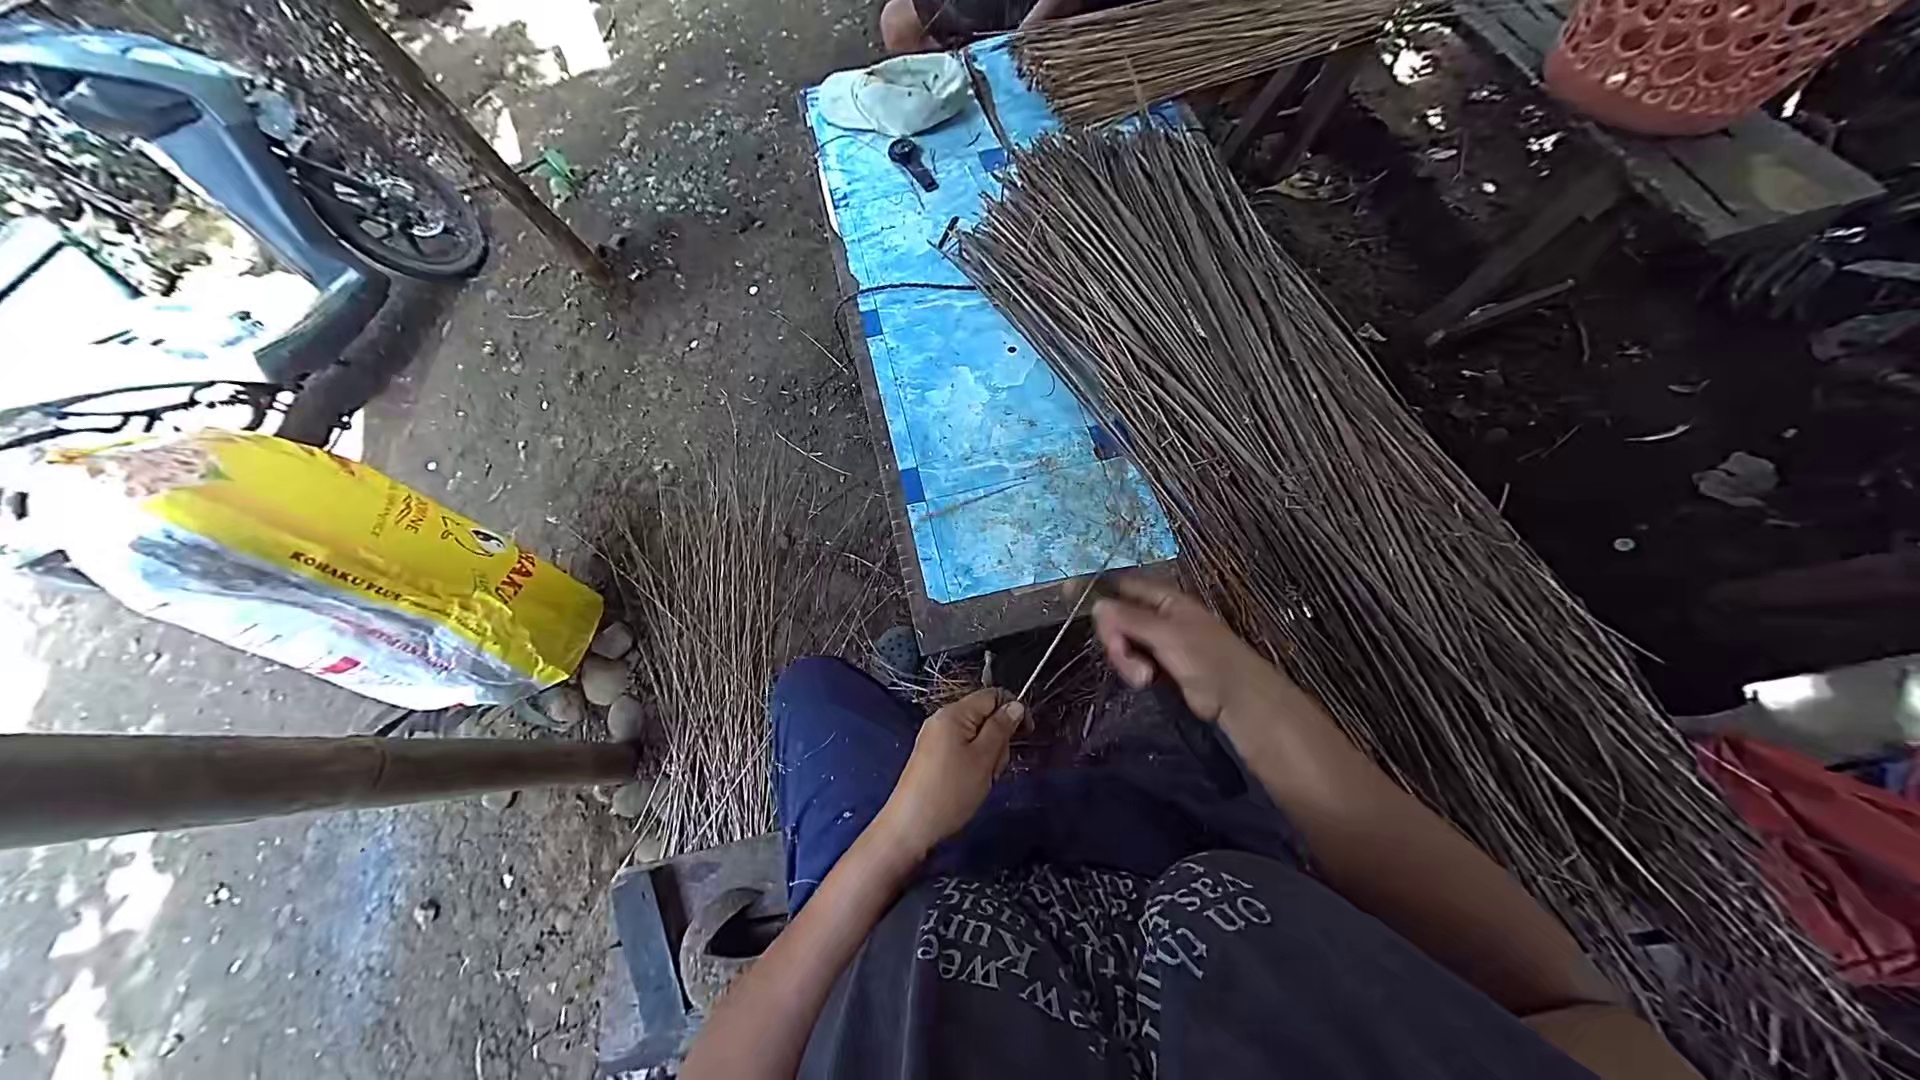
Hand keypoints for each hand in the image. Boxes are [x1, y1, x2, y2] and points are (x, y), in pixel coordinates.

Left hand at [874, 688, 1023, 858]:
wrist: (910, 827)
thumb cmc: (950, 791)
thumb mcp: (983, 758)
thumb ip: (1001, 728)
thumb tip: (1016, 705)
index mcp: (953, 713)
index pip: (992, 695)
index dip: (1013, 710)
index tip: (1026, 734)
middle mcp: (942, 719)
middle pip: (985, 716)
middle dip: (998, 740)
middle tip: (992, 767)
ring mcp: (936, 738)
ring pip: (976, 736)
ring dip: (987, 756)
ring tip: (981, 780)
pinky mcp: (933, 756)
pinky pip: (963, 750)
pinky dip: (973, 764)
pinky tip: (970, 785)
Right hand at [1092, 576, 1296, 726]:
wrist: (1235, 698)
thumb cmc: (1206, 658)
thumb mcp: (1166, 634)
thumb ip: (1130, 619)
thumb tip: (1096, 604)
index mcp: (1167, 600)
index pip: (1127, 587)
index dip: (1107, 595)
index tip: (1087, 610)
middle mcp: (1160, 616)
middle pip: (1120, 617)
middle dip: (1116, 636)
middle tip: (1120, 652)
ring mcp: (1159, 641)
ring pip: (1124, 641)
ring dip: (1125, 658)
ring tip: (1142, 676)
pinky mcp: (1158, 664)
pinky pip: (1132, 659)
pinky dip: (1133, 669)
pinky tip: (1145, 680)